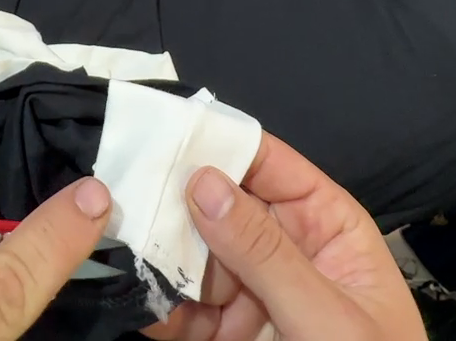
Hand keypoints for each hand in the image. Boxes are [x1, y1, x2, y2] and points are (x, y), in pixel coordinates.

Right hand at [144, 134, 424, 340]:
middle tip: (128, 199)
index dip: (215, 143)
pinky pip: (186, 302)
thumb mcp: (328, 319)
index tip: (161, 134)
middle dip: (175, 205)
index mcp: (323, 222)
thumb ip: (266, 253)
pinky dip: (161, 301)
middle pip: (218, 204)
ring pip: (193, 251)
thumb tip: (203, 180)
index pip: (264, 162)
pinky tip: (142, 302)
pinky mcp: (228, 328)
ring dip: (161, 255)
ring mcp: (254, 288)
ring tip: (128, 253)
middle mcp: (284, 245)